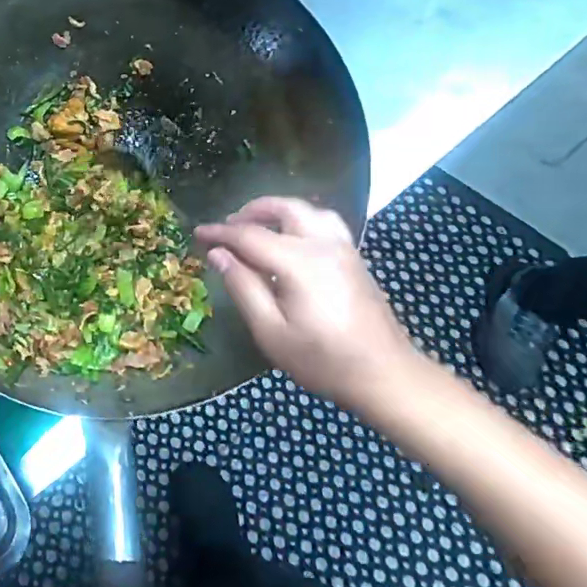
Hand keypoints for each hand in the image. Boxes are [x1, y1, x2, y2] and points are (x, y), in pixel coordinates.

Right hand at [195, 197, 422, 410]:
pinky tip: (289, 241)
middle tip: (228, 228)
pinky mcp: (355, 259)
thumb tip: (218, 254)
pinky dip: (299, 220)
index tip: (198, 233)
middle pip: (284, 208)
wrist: (388, 377)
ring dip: (278, 211)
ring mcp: (345, 250)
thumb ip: (242, 287)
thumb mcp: (271, 331)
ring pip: (309, 211)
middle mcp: (324, 246)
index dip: (220, 233)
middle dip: (251, 212)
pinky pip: (324, 222)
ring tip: (257, 227)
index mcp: (300, 262)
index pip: (250, 235)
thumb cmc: (323, 360)